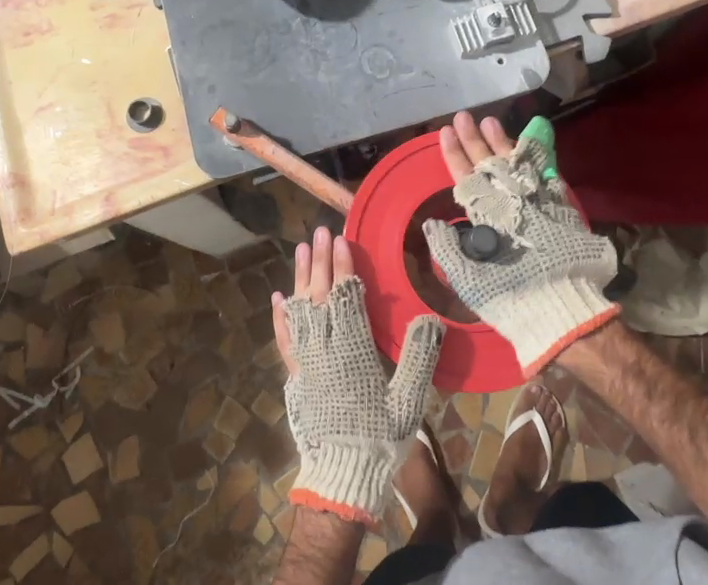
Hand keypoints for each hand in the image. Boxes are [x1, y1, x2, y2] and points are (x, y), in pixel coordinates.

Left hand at [270, 227, 443, 523]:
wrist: (342, 475)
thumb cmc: (379, 437)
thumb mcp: (408, 400)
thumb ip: (418, 357)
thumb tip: (429, 317)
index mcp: (354, 349)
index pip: (346, 298)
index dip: (344, 268)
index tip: (341, 240)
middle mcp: (325, 348)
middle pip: (320, 296)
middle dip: (320, 262)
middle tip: (319, 232)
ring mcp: (307, 362)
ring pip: (300, 311)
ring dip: (300, 278)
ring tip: (301, 250)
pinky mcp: (297, 376)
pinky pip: (285, 340)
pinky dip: (281, 317)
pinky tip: (278, 298)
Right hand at [428, 111, 619, 373]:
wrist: (560, 308)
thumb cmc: (509, 297)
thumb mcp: (468, 279)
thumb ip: (448, 248)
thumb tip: (434, 224)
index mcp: (485, 217)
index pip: (464, 177)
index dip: (453, 154)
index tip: (445, 132)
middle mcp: (511, 203)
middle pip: (489, 164)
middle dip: (473, 140)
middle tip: (463, 117)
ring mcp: (537, 203)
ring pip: (516, 164)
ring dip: (501, 143)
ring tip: (489, 122)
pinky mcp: (560, 209)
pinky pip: (544, 175)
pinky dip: (535, 158)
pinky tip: (529, 144)